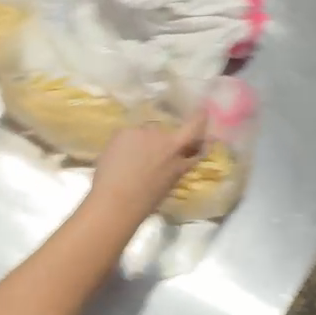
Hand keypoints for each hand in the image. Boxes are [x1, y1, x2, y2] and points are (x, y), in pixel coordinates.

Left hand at [87, 115, 206, 217]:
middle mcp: (163, 136)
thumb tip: (184, 155)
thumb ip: (179, 163)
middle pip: (165, 131)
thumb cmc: (144, 201)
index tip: (200, 112)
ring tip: (129, 162)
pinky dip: (124, 144)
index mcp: (178, 151)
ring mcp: (143, 131)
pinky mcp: (124, 130)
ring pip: (144, 133)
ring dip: (141, 143)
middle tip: (147, 157)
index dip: (199, 117)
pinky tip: (117, 160)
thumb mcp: (170, 182)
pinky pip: (127, 134)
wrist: (115, 202)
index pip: (195, 125)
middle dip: (159, 141)